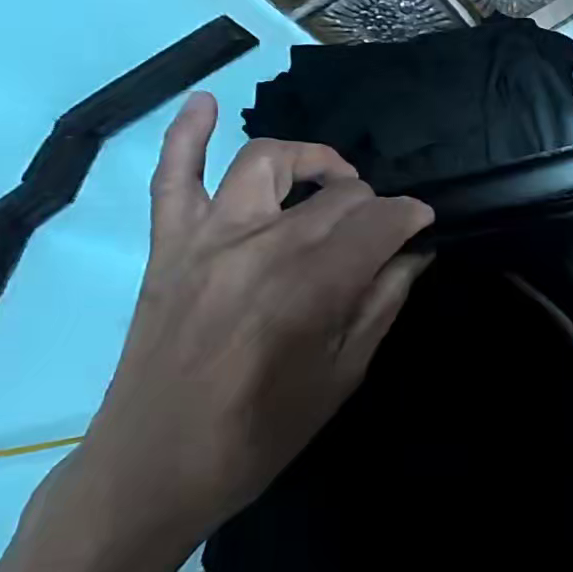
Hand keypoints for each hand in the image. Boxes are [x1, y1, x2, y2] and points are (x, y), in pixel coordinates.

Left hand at [72, 92, 432, 559]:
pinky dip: (187, 134)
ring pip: (266, 161)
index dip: (410, 217)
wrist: (149, 469)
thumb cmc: (254, 437)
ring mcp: (206, 238)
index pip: (377, 224)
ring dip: (310, 161)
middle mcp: (259, 247)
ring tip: (331, 181)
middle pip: (334, 194)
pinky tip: (205, 102)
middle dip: (372, 204)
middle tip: (381, 230)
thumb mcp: (338, 380)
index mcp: (306, 289)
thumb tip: (414, 254)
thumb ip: (380, 305)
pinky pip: (173, 175)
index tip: (423, 224)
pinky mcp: (168, 244)